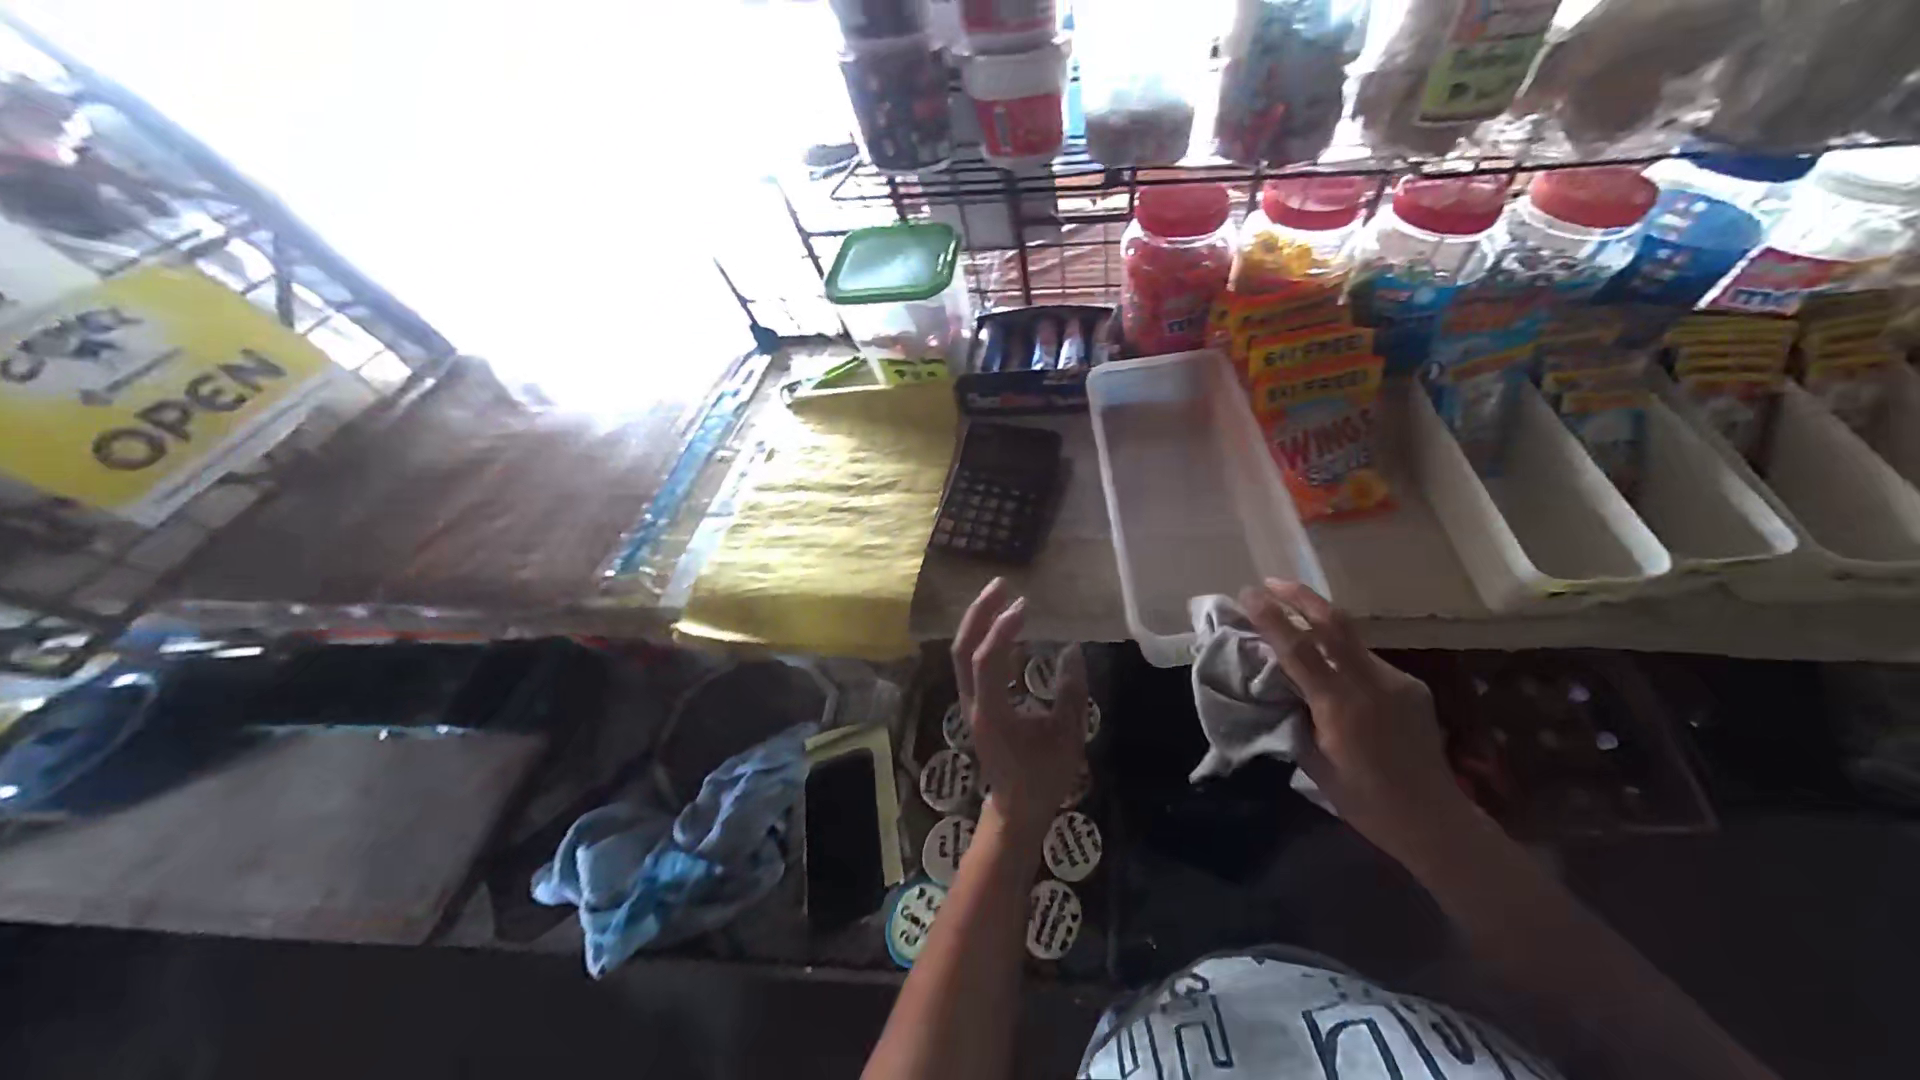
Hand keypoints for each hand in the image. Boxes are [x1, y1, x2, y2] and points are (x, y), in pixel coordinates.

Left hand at [952, 579, 1087, 834]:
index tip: (1024, 605)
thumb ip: (1070, 692)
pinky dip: (984, 640)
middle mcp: (972, 704)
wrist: (1018, 809)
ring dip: (978, 623)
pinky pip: (971, 664)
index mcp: (991, 712)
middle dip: (979, 613)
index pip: (987, 660)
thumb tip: (1072, 650)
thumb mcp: (1066, 736)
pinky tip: (1004, 629)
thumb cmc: (1043, 776)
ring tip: (999, 597)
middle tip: (1001, 584)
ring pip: (962, 655)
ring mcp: (969, 704)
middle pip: (962, 649)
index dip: (1003, 629)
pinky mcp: (975, 705)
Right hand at [1239, 579, 1471, 854]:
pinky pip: (1366, 661)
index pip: (1299, 649)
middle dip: (1300, 596)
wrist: (1434, 820)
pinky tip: (1333, 670)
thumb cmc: (1362, 799)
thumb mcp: (1312, 759)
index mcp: (1340, 705)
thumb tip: (1273, 683)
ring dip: (1319, 626)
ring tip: (1294, 623)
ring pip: (1350, 641)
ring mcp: (1397, 682)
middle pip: (1334, 623)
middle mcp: (1372, 684)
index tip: (1247, 594)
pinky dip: (1342, 655)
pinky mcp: (1411, 687)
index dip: (1270, 618)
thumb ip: (1293, 714)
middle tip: (1270, 583)